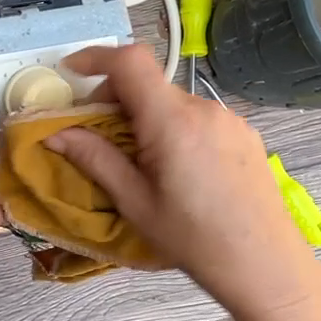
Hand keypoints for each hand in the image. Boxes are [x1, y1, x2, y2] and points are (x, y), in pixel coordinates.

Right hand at [41, 44, 320, 320]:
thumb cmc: (192, 238)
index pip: (130, 62)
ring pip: (170, 102)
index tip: (69, 72)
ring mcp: (228, 120)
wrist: (264, 264)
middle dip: (113, 101)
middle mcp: (203, 109)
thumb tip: (55, 133)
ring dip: (142, 118)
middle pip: (147, 83)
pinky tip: (172, 168)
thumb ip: (94, 158)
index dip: (95, 57)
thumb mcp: (132, 201)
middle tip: (95, 138)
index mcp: (171, 121)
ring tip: (135, 161)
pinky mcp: (243, 134)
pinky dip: (169, 128)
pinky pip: (194, 117)